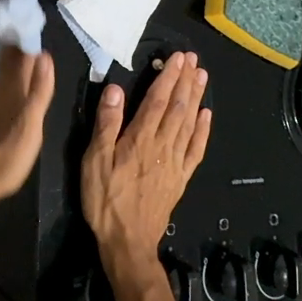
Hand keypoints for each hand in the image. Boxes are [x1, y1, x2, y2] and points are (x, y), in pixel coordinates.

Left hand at [0, 46, 55, 206]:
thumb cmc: (6, 155)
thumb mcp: (30, 125)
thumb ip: (39, 92)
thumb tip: (45, 55)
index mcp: (11, 91)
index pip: (20, 57)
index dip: (26, 40)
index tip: (34, 21)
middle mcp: (0, 94)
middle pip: (10, 64)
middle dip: (20, 48)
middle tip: (31, 31)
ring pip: (6, 76)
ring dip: (17, 63)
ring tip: (29, 53)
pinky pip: (3, 89)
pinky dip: (12, 79)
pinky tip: (15, 85)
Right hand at [80, 52, 211, 269]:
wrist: (128, 242)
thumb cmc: (105, 200)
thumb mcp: (94, 160)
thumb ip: (106, 124)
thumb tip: (114, 89)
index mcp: (140, 139)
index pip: (158, 100)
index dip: (168, 77)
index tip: (177, 57)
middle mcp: (162, 146)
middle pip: (178, 107)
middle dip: (186, 80)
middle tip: (194, 58)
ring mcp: (175, 162)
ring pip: (189, 123)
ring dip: (196, 97)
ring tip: (202, 76)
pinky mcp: (181, 178)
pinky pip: (196, 149)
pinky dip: (203, 130)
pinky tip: (207, 115)